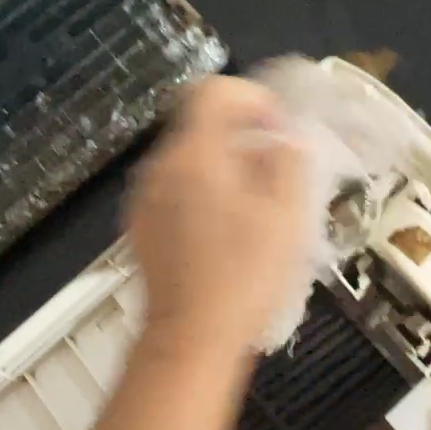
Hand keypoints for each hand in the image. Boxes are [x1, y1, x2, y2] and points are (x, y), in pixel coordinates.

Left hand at [126, 75, 309, 359]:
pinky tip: (225, 234)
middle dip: (245, 138)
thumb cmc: (245, 277)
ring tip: (256, 209)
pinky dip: (203, 194)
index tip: (280, 130)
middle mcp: (161, 166)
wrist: (191, 339)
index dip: (253, 98)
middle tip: (278, 175)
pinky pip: (176, 190)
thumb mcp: (288, 215)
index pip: (215, 90)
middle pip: (203, 125)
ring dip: (226, 168)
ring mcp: (145, 197)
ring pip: (191, 159)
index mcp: (196, 154)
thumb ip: (290, 159)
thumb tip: (287, 134)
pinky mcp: (140, 226)